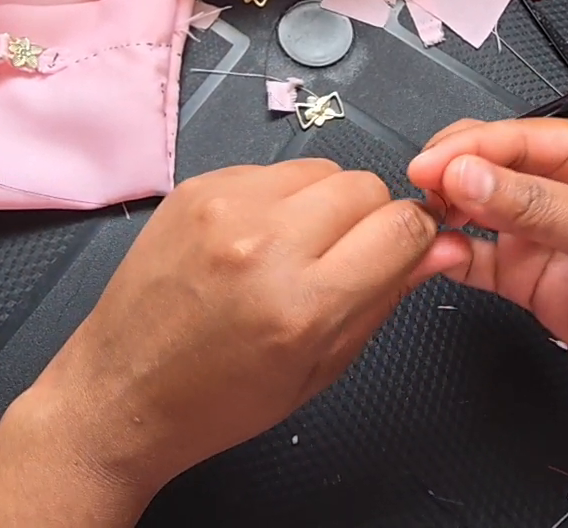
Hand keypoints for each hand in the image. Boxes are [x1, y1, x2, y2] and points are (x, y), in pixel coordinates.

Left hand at [31, 160, 459, 495]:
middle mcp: (265, 241)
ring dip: (325, 202)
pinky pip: (273, 169)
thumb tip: (447, 246)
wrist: (121, 389)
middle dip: (370, 218)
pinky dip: (280, 196)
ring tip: (295, 245)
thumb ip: (388, 297)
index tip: (405, 246)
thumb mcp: (320, 367)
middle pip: (366, 186)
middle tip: (339, 257)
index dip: (416, 235)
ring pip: (323, 168)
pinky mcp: (200, 184)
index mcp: (302, 302)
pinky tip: (255, 234)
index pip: (402, 226)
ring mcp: (226, 204)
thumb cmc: (222, 398)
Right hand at [407, 118, 567, 407]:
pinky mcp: (529, 277)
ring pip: (477, 207)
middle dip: (452, 171)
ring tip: (421, 220)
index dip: (470, 149)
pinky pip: (479, 258)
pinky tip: (434, 253)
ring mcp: (541, 232)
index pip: (516, 138)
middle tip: (422, 190)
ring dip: (446, 210)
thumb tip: (466, 174)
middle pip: (489, 165)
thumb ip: (536, 205)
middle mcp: (560, 186)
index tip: (431, 166)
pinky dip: (452, 254)